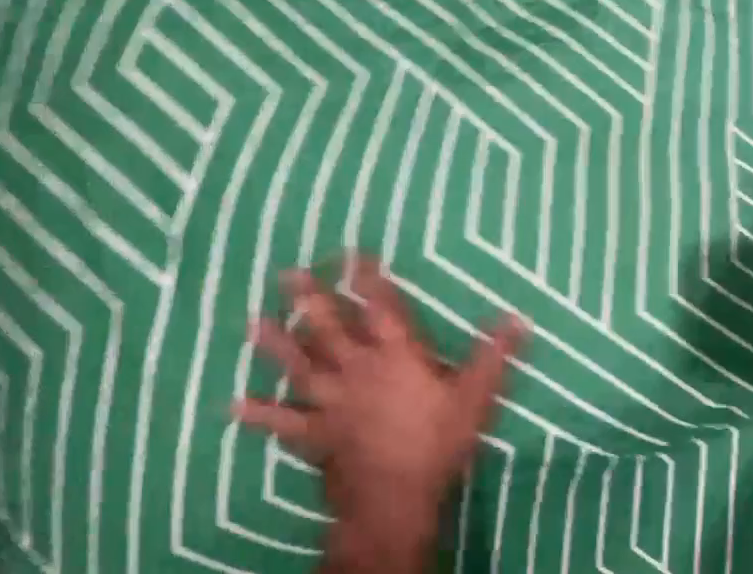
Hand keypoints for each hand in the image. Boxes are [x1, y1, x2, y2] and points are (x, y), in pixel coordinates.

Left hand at [236, 258, 526, 569]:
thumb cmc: (436, 441)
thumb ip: (494, 355)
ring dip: (277, 345)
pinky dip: (259, 413)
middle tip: (287, 273)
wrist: (393, 499)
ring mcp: (332, 403)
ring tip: (253, 322)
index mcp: (397, 356)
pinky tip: (232, 404)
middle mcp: (359, 371)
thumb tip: (519, 317)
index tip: (354, 253)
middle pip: (330, 329)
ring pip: (301, 367)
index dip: (367, 279)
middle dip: (310, 300)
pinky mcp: (315, 435)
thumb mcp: (476, 395)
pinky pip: (283, 422)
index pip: (382, 308)